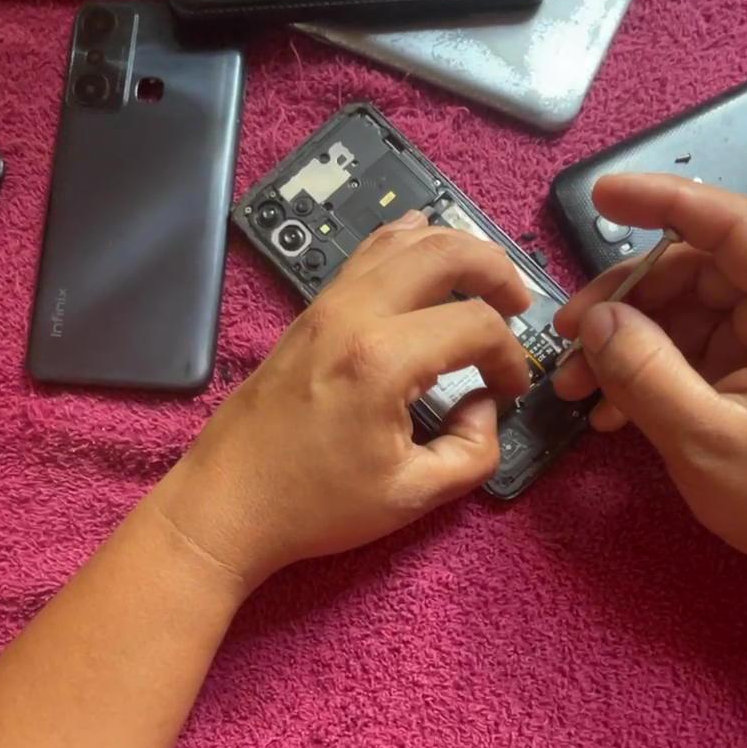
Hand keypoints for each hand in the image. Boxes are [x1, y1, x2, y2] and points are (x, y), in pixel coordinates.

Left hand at [152, 211, 532, 590]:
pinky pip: (364, 259)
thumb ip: (472, 453)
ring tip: (482, 280)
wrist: (226, 505)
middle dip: (496, 269)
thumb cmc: (312, 507)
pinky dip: (404, 250)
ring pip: (400, 240)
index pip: (475, 326)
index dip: (510, 356)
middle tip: (520, 304)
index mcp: (381, 359)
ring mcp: (323, 309)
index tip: (511, 390)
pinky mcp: (306, 318)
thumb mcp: (410, 496)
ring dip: (452, 249)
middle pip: (444, 251)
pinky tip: (421, 260)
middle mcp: (352, 315)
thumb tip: (483, 408)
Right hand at [550, 175, 746, 631]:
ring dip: (625, 346)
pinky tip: (611, 412)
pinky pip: (690, 352)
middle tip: (567, 342)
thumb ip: (645, 373)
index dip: (665, 202)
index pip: (735, 227)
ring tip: (577, 390)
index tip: (599, 194)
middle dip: (625, 302)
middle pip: (697, 272)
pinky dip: (646, 374)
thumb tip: (596, 318)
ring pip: (684, 314)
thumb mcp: (705, 441)